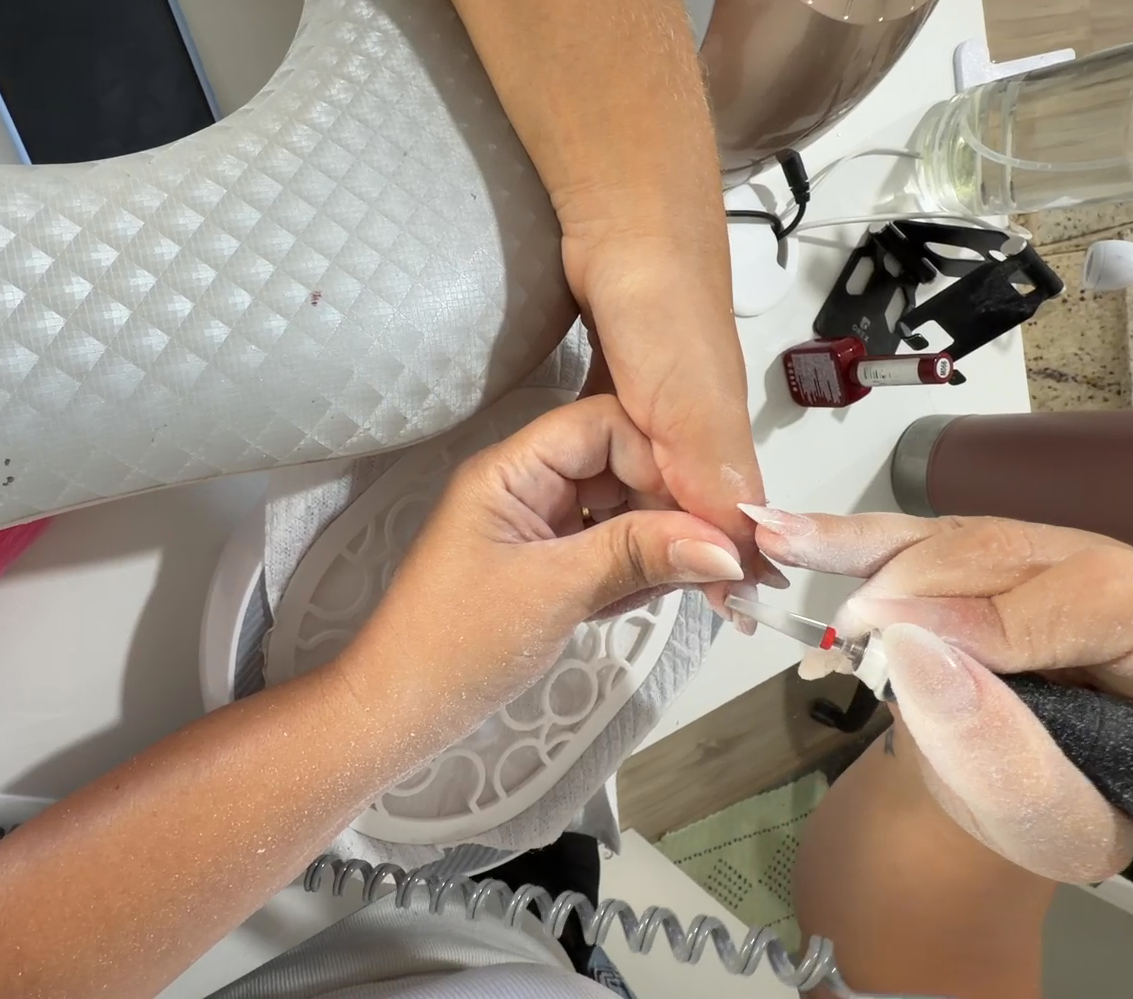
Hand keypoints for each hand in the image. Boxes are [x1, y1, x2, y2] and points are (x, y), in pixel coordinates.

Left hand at [336, 394, 744, 728]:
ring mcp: (537, 524)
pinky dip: (635, 568)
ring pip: (619, 509)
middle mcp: (527, 484)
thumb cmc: (460, 642)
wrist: (404, 707)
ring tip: (691, 586)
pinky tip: (645, 597)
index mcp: (512, 469)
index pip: (602, 426)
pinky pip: (607, 547)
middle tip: (723, 560)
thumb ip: (639, 554)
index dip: (660, 458)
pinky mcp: (546, 562)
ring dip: (658, 543)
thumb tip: (728, 544)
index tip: (712, 512)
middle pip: (619, 465)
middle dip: (669, 507)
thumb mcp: (554, 590)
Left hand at [571, 235, 774, 592]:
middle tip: (626, 593)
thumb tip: (744, 553)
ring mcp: (647, 406)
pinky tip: (589, 505)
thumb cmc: (661, 310)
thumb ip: (712, 474)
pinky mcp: (616, 388)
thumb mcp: (687, 403)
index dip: (702, 557)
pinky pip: (615, 455)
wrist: (622, 222)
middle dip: (660, 544)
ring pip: (644, 483)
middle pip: (675, 504)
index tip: (699, 605)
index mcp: (708, 439)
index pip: (715, 515)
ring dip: (633, 520)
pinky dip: (607, 483)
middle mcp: (682, 427)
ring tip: (605, 567)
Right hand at [749, 508, 1132, 883]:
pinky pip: (907, 531)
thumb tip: (909, 649)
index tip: (901, 639)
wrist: (1003, 785)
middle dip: (919, 583)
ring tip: (780, 542)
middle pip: (1021, 551)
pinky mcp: (977, 548)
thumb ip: (997, 756)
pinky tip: (784, 526)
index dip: (1002, 614)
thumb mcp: (1045, 825)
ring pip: (955, 531)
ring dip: (861, 545)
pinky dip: (839, 535)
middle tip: (850, 626)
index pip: (1112, 600)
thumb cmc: (1043, 811)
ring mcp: (1051, 555)